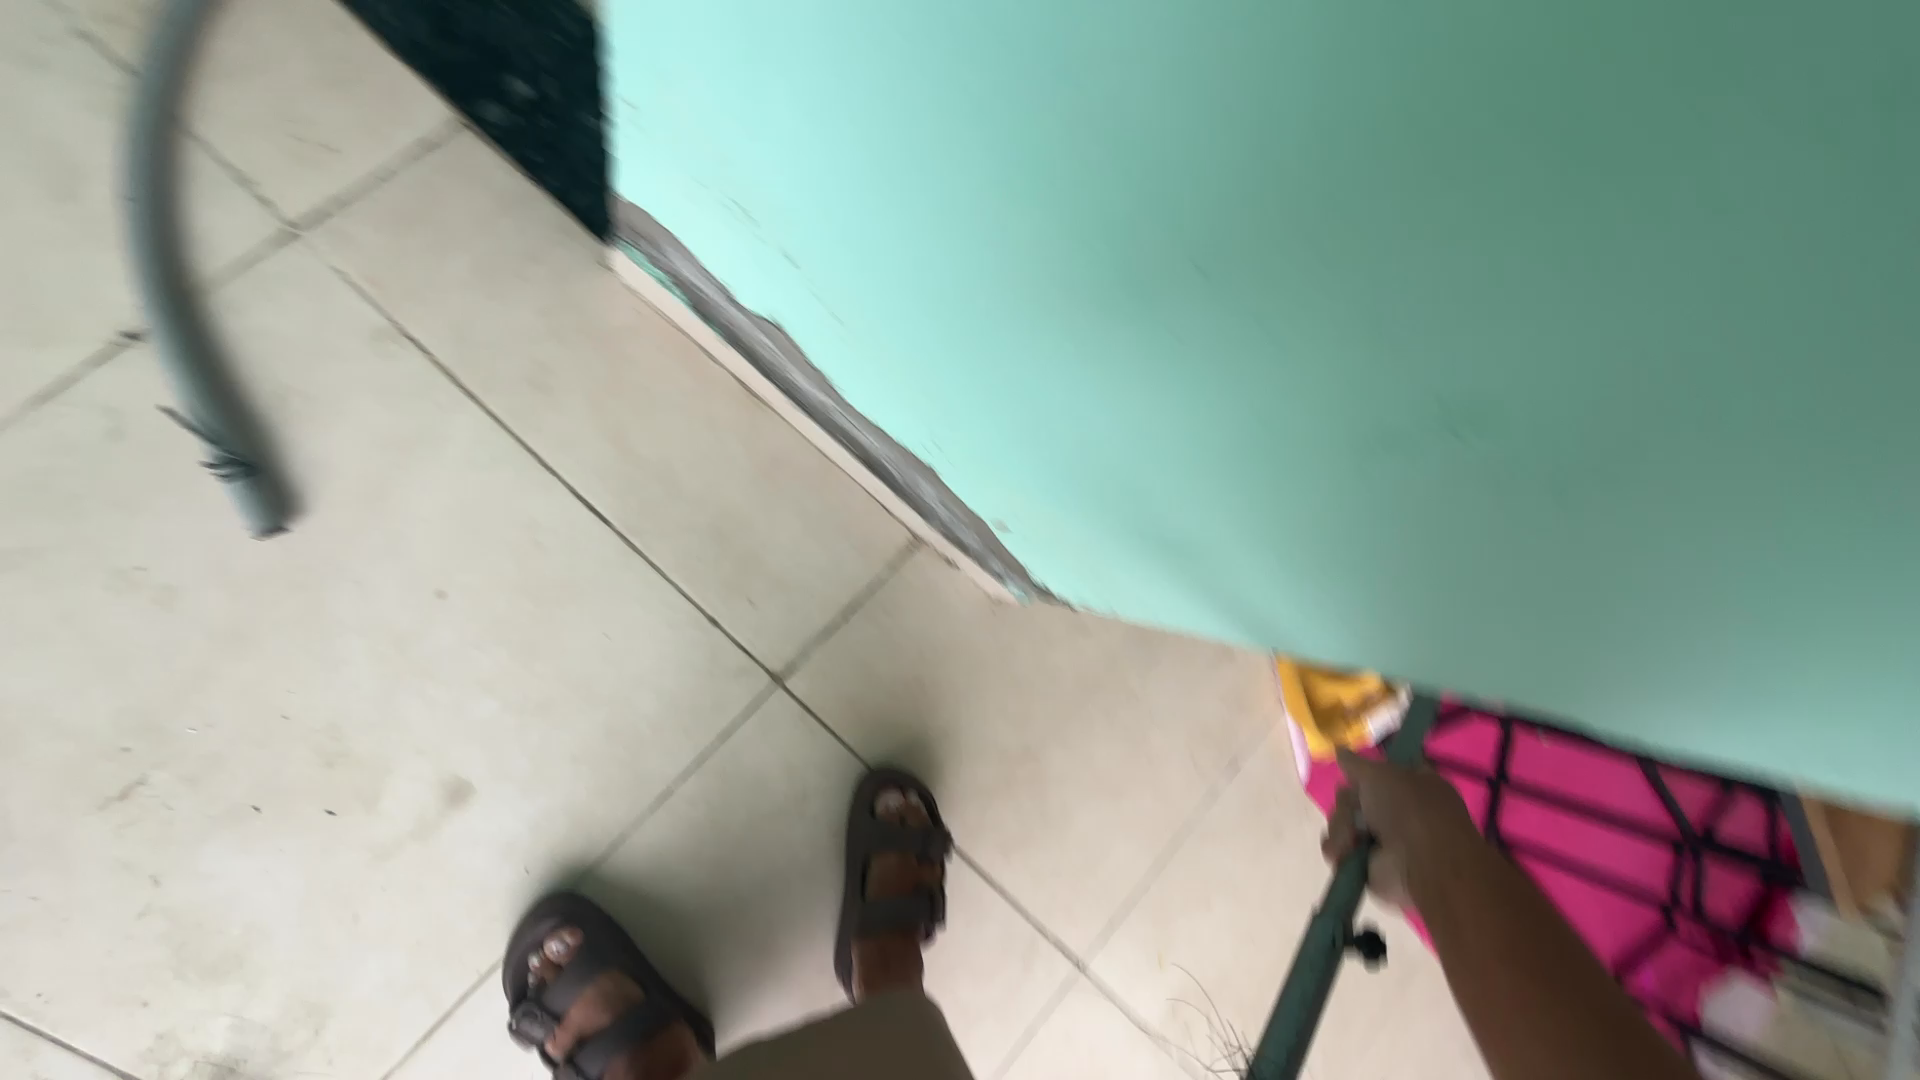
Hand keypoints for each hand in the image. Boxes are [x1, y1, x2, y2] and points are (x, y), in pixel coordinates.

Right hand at [1321, 747, 1477, 908]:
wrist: (1423, 864)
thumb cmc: (1410, 810)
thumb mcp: (1380, 774)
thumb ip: (1356, 763)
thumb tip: (1339, 749)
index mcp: (1414, 784)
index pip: (1382, 770)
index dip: (1366, 769)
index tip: (1354, 772)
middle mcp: (1399, 810)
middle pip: (1353, 795)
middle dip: (1348, 803)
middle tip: (1356, 810)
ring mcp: (1383, 838)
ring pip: (1342, 820)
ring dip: (1343, 827)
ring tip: (1354, 839)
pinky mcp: (1366, 862)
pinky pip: (1338, 846)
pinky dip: (1339, 848)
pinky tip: (1346, 851)